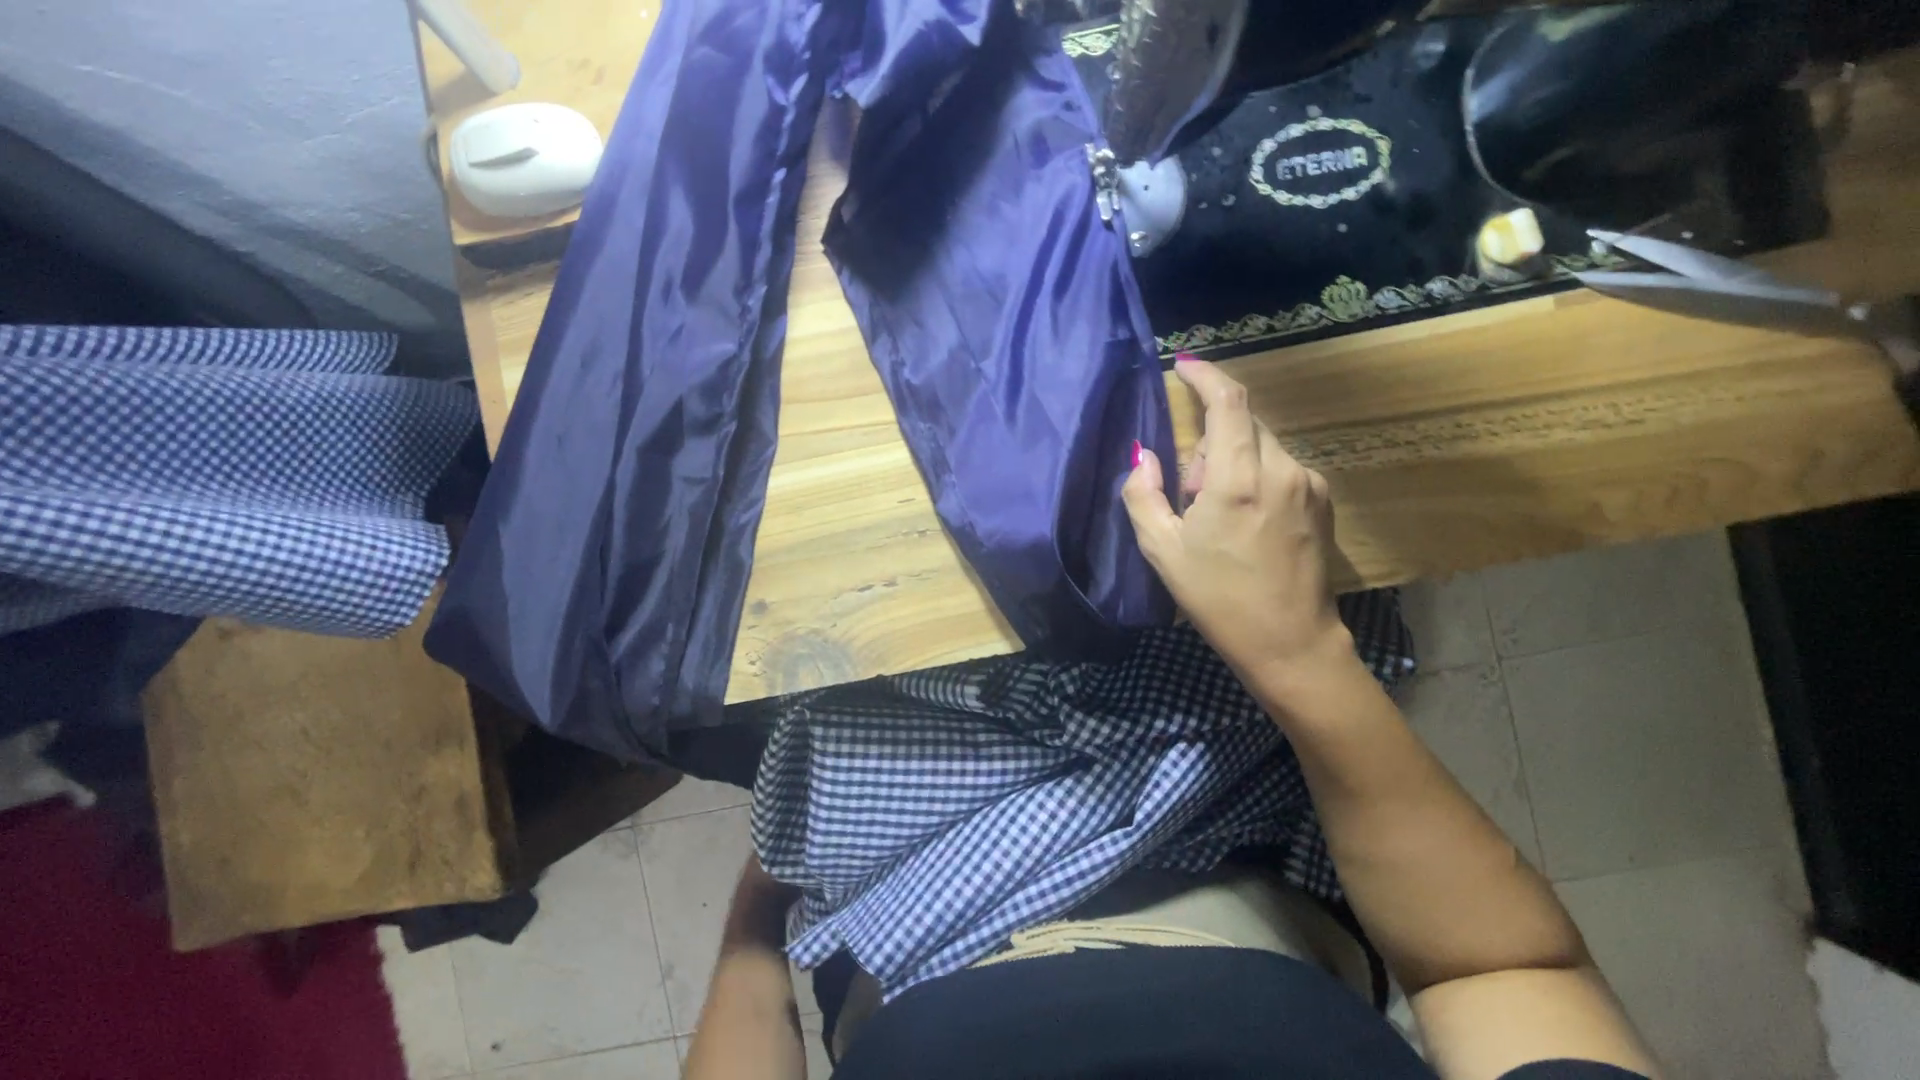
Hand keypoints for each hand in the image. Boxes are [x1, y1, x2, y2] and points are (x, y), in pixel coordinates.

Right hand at [1123, 358, 1350, 682]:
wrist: (1290, 642)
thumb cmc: (1218, 599)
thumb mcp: (1162, 550)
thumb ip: (1142, 494)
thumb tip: (1142, 456)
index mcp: (1239, 479)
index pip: (1228, 402)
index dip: (1205, 376)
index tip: (1183, 365)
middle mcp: (1282, 469)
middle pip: (1242, 425)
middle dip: (1211, 444)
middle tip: (1192, 495)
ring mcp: (1310, 484)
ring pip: (1262, 447)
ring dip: (1234, 464)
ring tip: (1221, 517)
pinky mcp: (1323, 501)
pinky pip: (1281, 469)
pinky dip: (1257, 479)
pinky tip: (1249, 525)